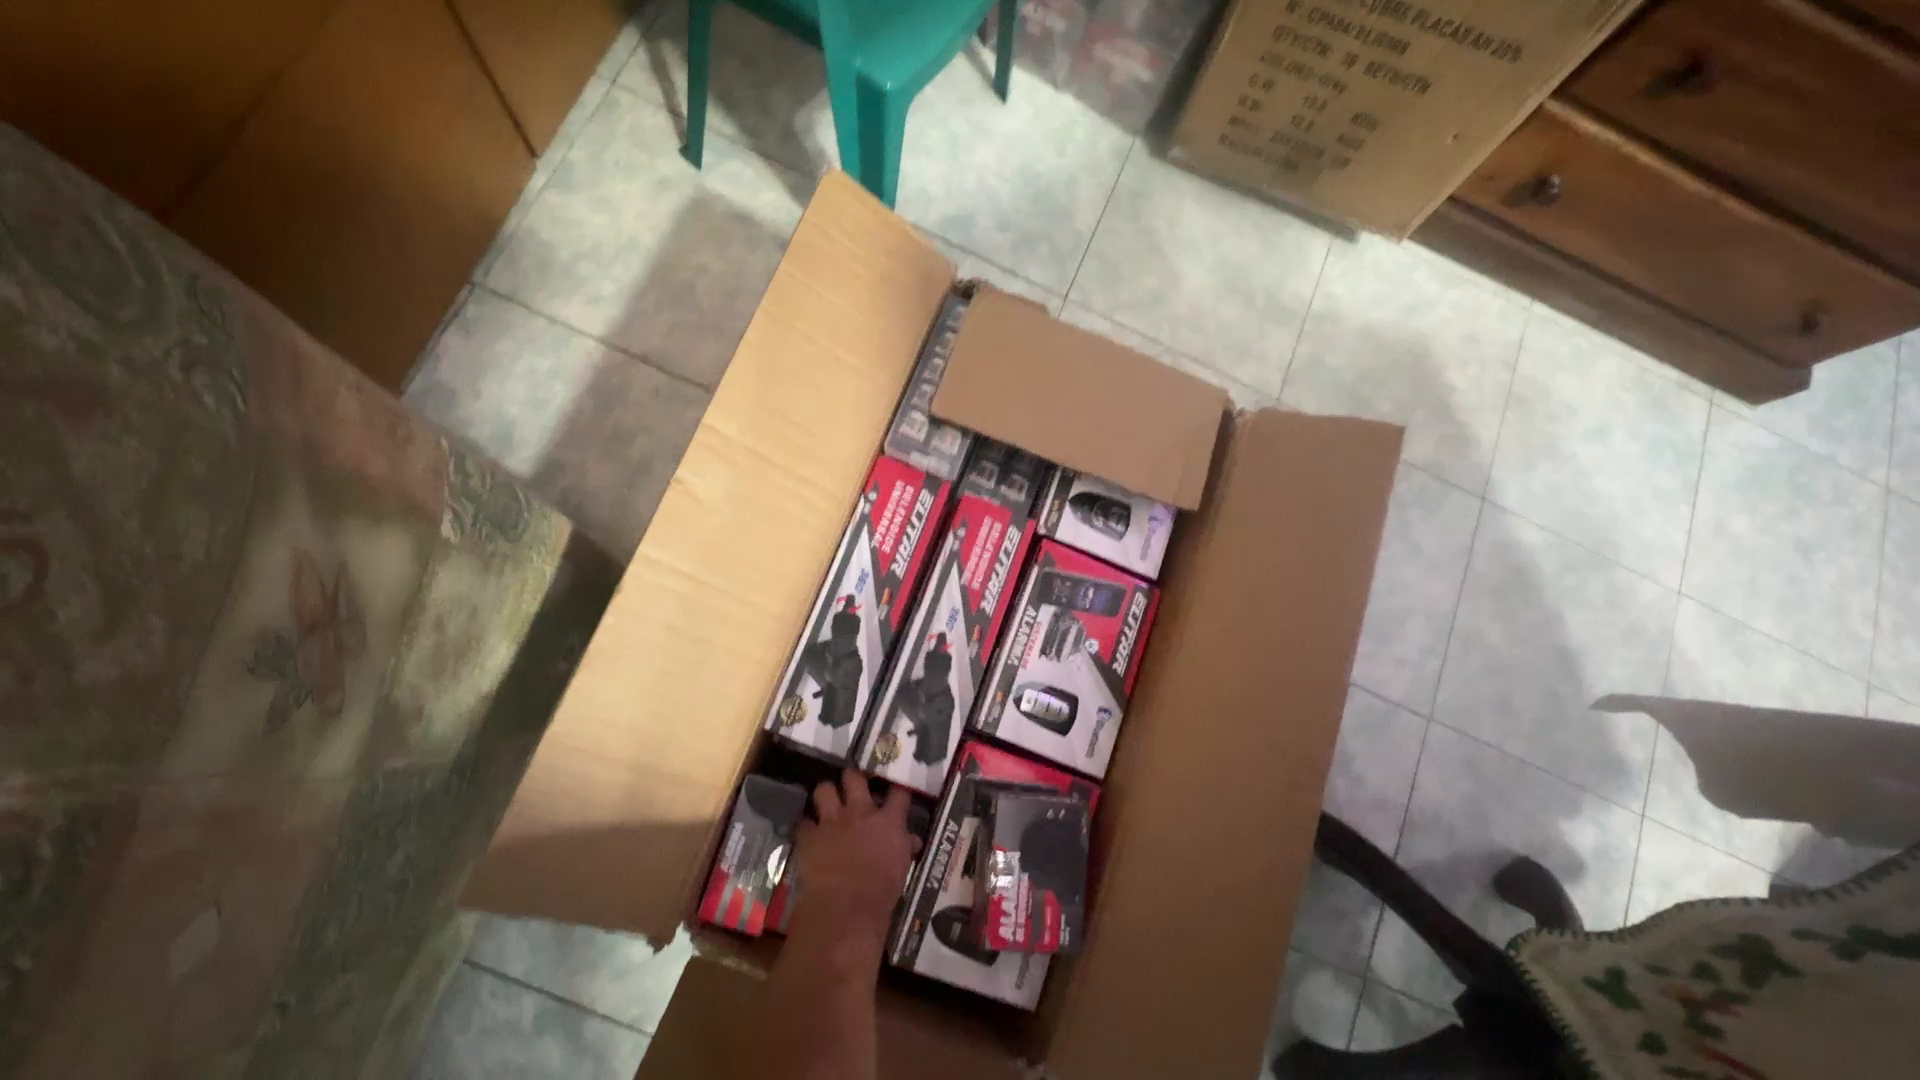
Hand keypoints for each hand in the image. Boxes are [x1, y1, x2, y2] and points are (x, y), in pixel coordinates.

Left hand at [791, 769, 920, 949]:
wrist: (846, 906)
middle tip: (852, 785)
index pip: (898, 792)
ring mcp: (832, 821)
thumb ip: (905, 848)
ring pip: (824, 789)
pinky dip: (807, 827)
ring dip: (826, 795)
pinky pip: (804, 823)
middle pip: (854, 778)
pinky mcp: (809, 836)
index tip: (894, 787)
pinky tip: (809, 834)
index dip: (896, 787)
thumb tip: (912, 840)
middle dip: (852, 778)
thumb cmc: (881, 892)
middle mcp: (860, 812)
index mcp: (888, 821)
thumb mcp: (901, 869)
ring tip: (826, 803)